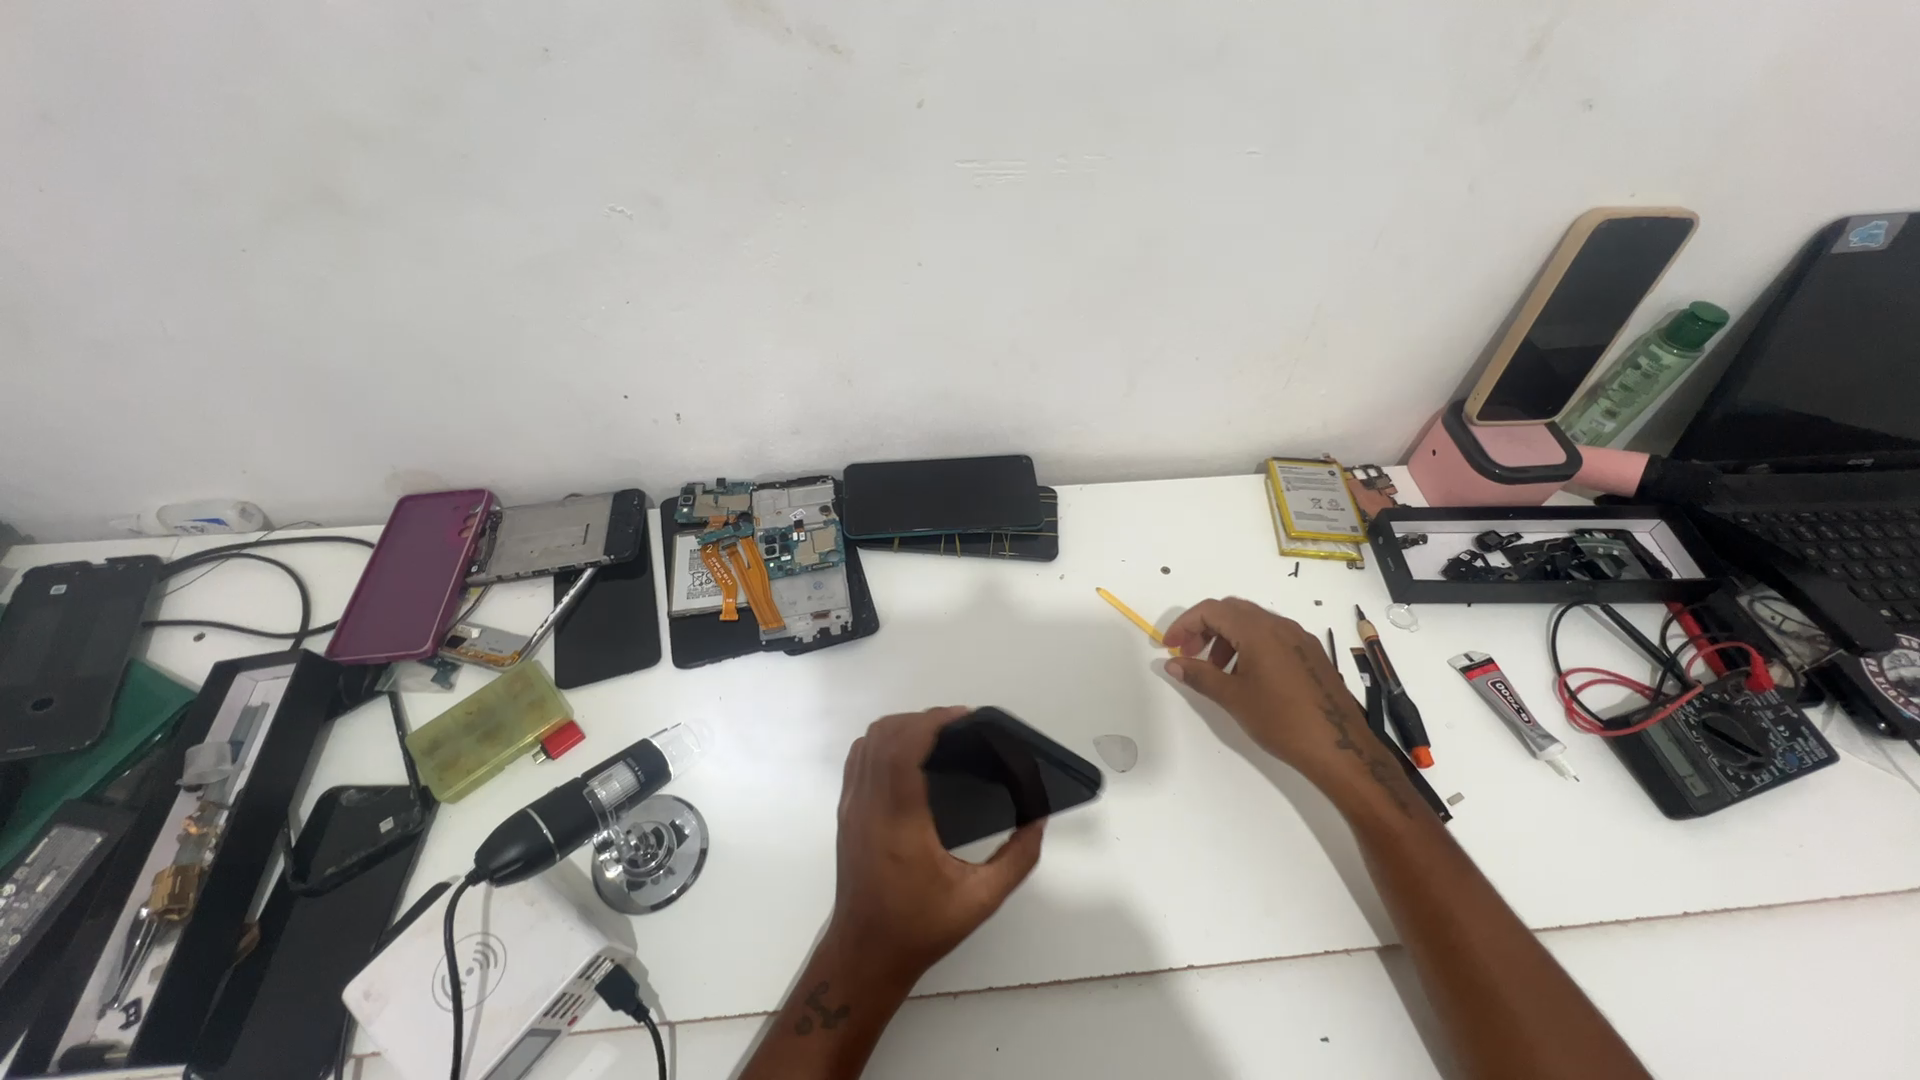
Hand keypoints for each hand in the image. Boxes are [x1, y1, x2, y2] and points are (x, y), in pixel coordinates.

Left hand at [827, 707, 1044, 984]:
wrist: (865, 955)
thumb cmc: (920, 928)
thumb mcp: (980, 900)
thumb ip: (1017, 859)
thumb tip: (1038, 820)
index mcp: (899, 822)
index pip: (903, 748)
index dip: (931, 721)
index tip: (963, 717)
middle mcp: (868, 806)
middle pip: (882, 735)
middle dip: (920, 719)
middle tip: (958, 728)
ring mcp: (851, 808)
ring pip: (866, 743)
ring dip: (899, 728)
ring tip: (936, 737)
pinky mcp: (845, 814)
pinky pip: (858, 760)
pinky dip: (882, 744)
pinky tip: (909, 758)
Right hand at [1163, 598, 1392, 794]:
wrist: (1339, 747)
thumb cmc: (1281, 720)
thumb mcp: (1233, 698)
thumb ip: (1200, 676)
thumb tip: (1173, 664)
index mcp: (1259, 631)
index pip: (1212, 611)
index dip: (1185, 624)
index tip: (1169, 647)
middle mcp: (1280, 626)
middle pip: (1233, 611)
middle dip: (1205, 628)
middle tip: (1188, 655)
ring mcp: (1299, 638)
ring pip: (1253, 623)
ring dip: (1227, 638)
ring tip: (1216, 670)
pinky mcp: (1311, 654)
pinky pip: (1272, 637)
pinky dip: (1250, 646)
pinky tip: (1245, 676)